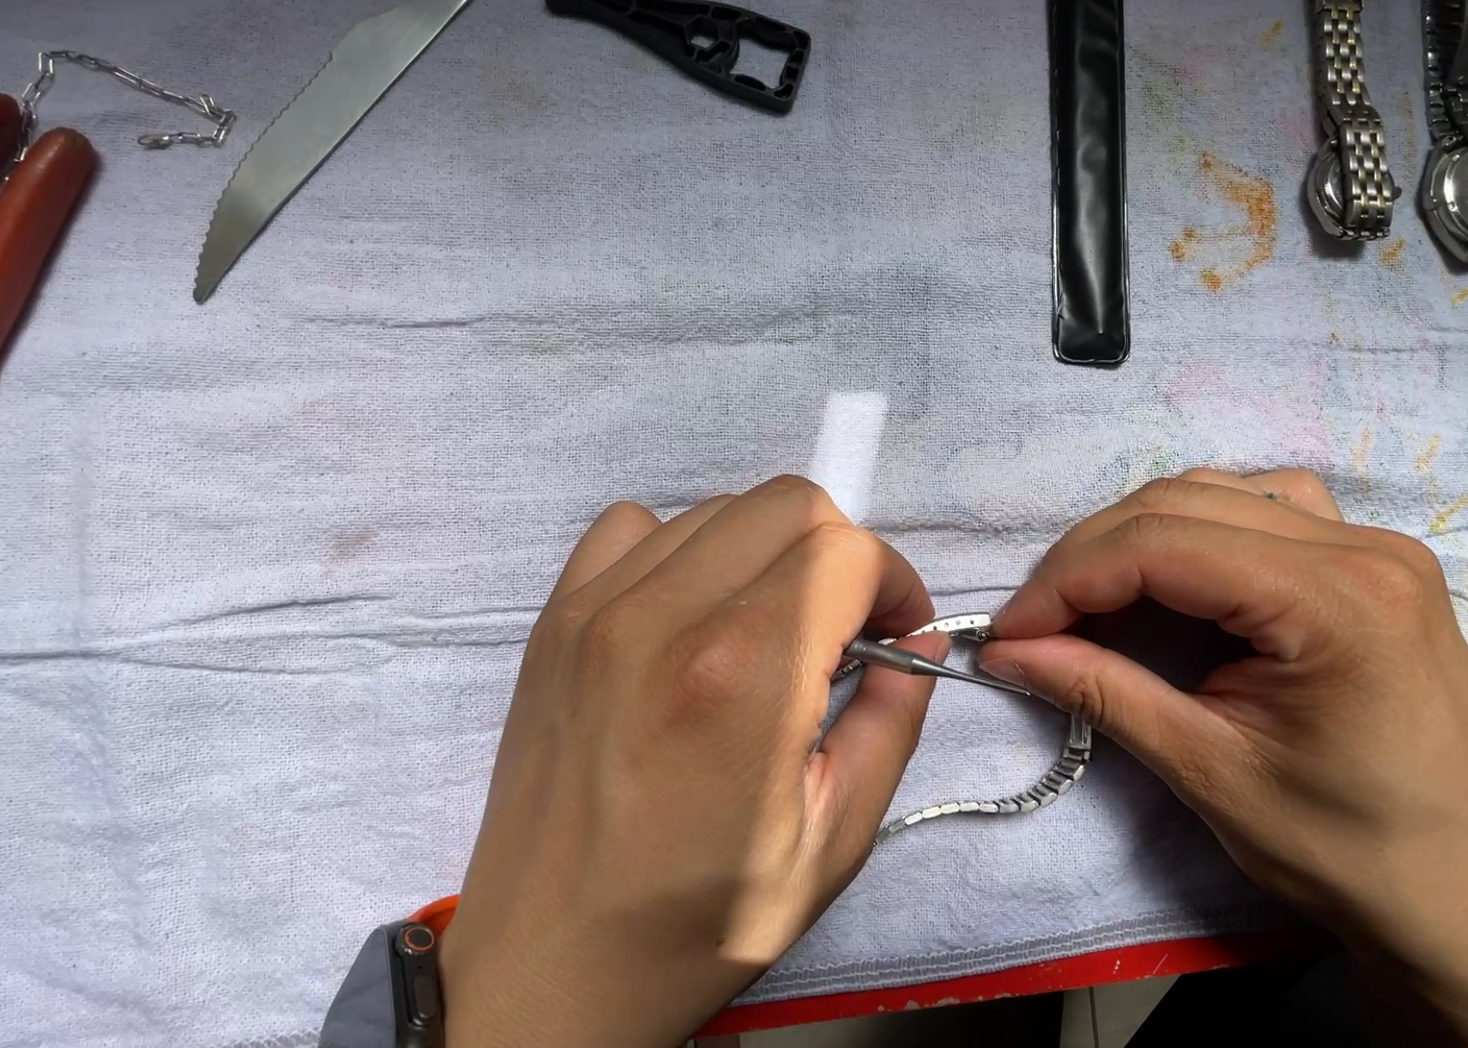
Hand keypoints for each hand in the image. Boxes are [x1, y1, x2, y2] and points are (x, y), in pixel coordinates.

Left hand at [437, 476, 945, 1046]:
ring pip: (719, 508)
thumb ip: (892, 721)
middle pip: (789, 503)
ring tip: (767, 621)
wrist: (549, 963)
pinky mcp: (553, 616)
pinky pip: (633, 526)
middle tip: (842, 624)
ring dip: (768, 550)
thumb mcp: (834, 840)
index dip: (895, 583)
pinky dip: (680, 547)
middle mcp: (665, 615)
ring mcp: (596, 606)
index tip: (896, 633)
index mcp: (745, 673)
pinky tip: (686, 610)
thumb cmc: (700, 918)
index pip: (847, 553)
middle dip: (840, 551)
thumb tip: (918, 642)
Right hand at [981, 469, 1467, 1045]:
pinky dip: (1190, 528)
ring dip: (1131, 538)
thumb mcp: (1206, 770)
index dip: (1066, 581)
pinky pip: (1257, 506)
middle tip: (1036, 624)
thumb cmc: (1343, 850)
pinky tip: (1172, 575)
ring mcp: (1373, 545)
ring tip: (1089, 601)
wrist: (1462, 901)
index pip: (1159, 545)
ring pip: (1211, 492)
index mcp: (1334, 600)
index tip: (1010, 632)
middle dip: (1086, 560)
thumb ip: (1099, 690)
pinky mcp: (1368, 562)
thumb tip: (1006, 650)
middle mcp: (1362, 547)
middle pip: (1176, 504)